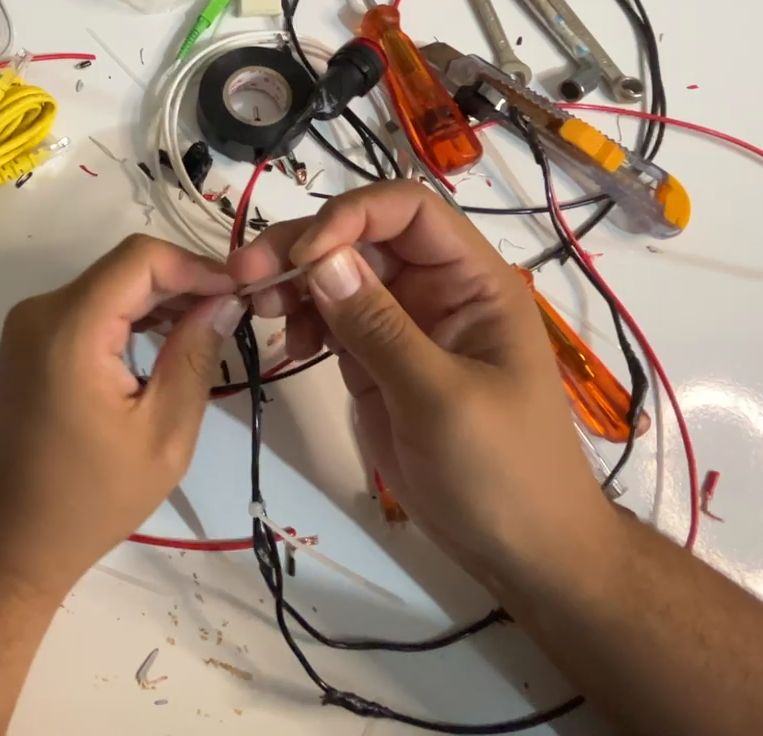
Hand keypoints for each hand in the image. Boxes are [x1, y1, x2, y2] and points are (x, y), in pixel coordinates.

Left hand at [0, 235, 245, 594]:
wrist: (14, 537)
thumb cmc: (93, 498)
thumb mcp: (164, 434)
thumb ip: (195, 356)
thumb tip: (225, 300)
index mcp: (70, 330)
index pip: (140, 258)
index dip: (195, 264)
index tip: (238, 290)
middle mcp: (41, 310)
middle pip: (124, 267)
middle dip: (182, 280)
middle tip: (233, 308)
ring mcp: (29, 323)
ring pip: (109, 282)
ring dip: (159, 296)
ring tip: (209, 323)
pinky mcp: (29, 338)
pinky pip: (90, 305)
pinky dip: (131, 312)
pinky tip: (167, 335)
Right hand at [226, 181, 615, 589]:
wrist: (517, 549)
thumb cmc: (501, 472)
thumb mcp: (441, 399)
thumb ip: (379, 327)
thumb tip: (320, 258)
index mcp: (472, 280)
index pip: (409, 212)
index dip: (352, 217)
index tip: (303, 257)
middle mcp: (435, 288)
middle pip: (361, 237)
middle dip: (302, 246)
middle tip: (245, 273)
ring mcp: (402, 321)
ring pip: (336, 273)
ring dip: (293, 281)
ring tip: (258, 308)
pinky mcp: (375, 355)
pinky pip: (329, 316)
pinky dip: (301, 319)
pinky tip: (289, 344)